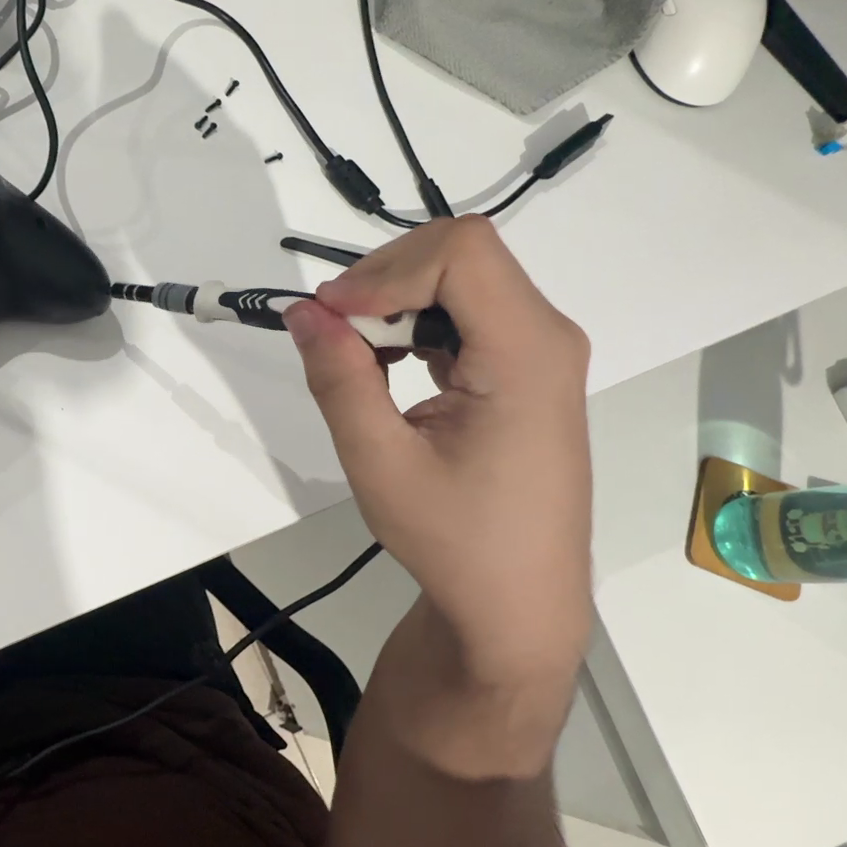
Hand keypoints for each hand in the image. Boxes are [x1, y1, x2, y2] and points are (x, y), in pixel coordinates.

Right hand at [283, 216, 591, 677]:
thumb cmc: (451, 535)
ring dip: (391, 303)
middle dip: (382, 281)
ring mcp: (537, 352)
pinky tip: (382, 366)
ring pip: (459, 279)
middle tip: (329, 338)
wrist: (514, 594)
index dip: (384, 271)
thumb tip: (303, 311)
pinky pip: (463, 315)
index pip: (460, 252)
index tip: (329, 321)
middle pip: (460, 255)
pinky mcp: (520, 370)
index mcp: (525, 353)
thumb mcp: (377, 460)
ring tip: (351, 358)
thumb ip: (338, 378)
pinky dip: (410, 325)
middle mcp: (544, 336)